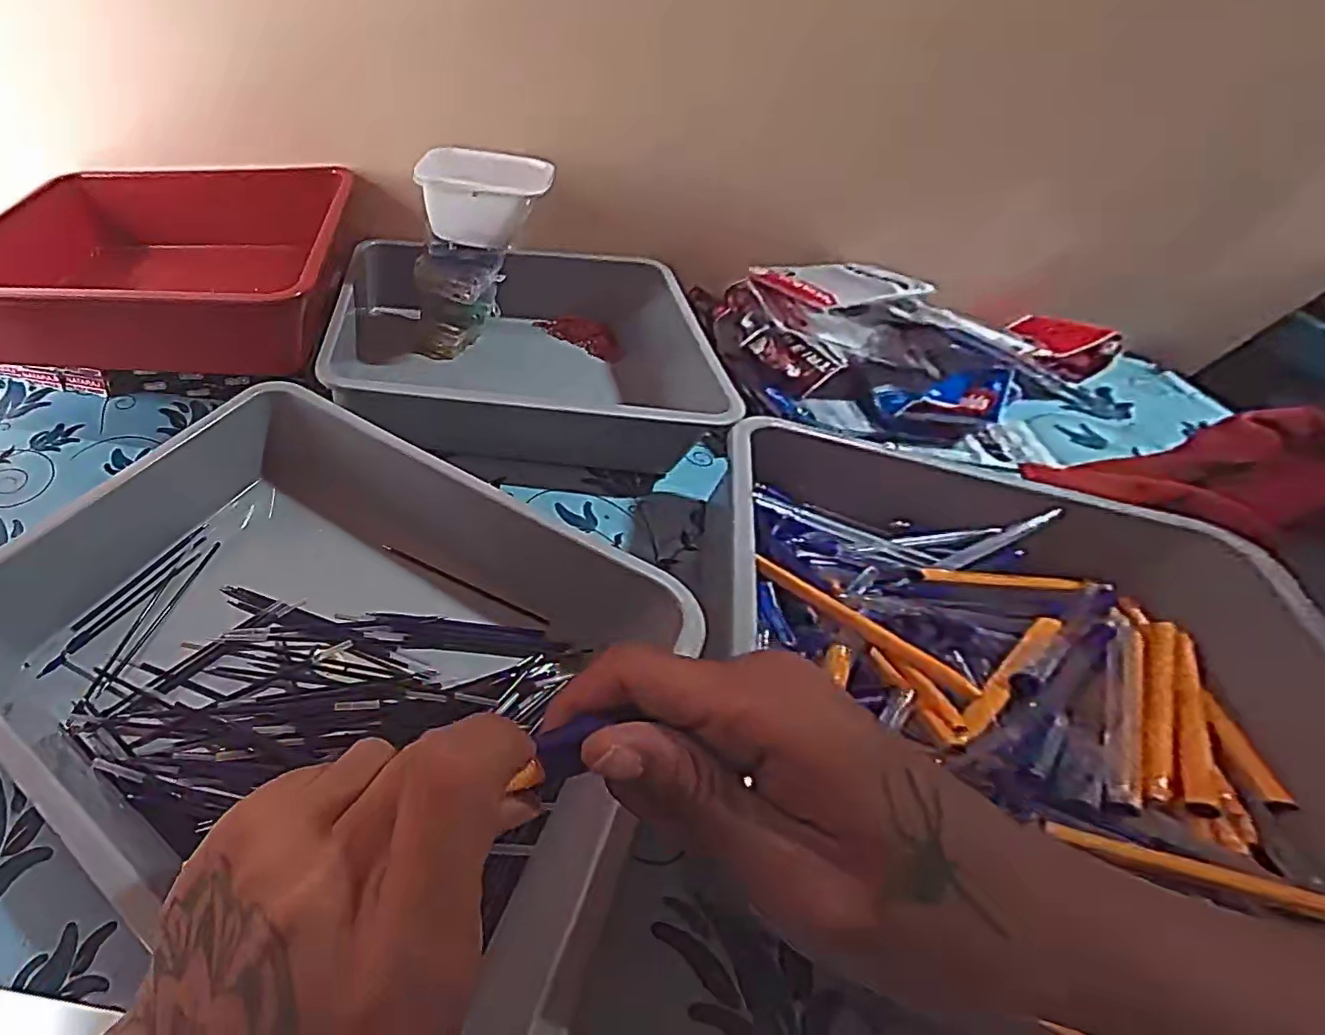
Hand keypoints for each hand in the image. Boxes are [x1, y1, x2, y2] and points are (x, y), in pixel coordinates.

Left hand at [115, 713, 539, 1034]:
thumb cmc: (342, 1031)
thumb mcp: (431, 978)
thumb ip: (468, 877)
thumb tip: (503, 790)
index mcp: (390, 942)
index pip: (444, 783)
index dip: (490, 746)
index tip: (514, 755)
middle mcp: (318, 875)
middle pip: (412, 757)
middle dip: (451, 772)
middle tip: (455, 813)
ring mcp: (264, 838)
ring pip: (369, 755)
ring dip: (390, 787)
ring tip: (375, 847)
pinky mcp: (232, 817)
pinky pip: (318, 770)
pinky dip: (339, 798)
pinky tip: (324, 850)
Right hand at [543, 645, 1079, 1018]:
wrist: (1049, 930)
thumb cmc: (921, 918)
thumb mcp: (787, 876)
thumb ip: (687, 798)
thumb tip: (595, 742)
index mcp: (764, 703)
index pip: (634, 669)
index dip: (579, 704)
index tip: (550, 761)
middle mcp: (765, 672)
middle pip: (649, 682)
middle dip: (616, 739)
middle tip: (634, 820)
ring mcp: (780, 686)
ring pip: (671, 699)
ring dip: (651, 754)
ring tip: (683, 829)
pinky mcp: (788, 707)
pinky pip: (703, 713)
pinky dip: (683, 756)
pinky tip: (716, 811)